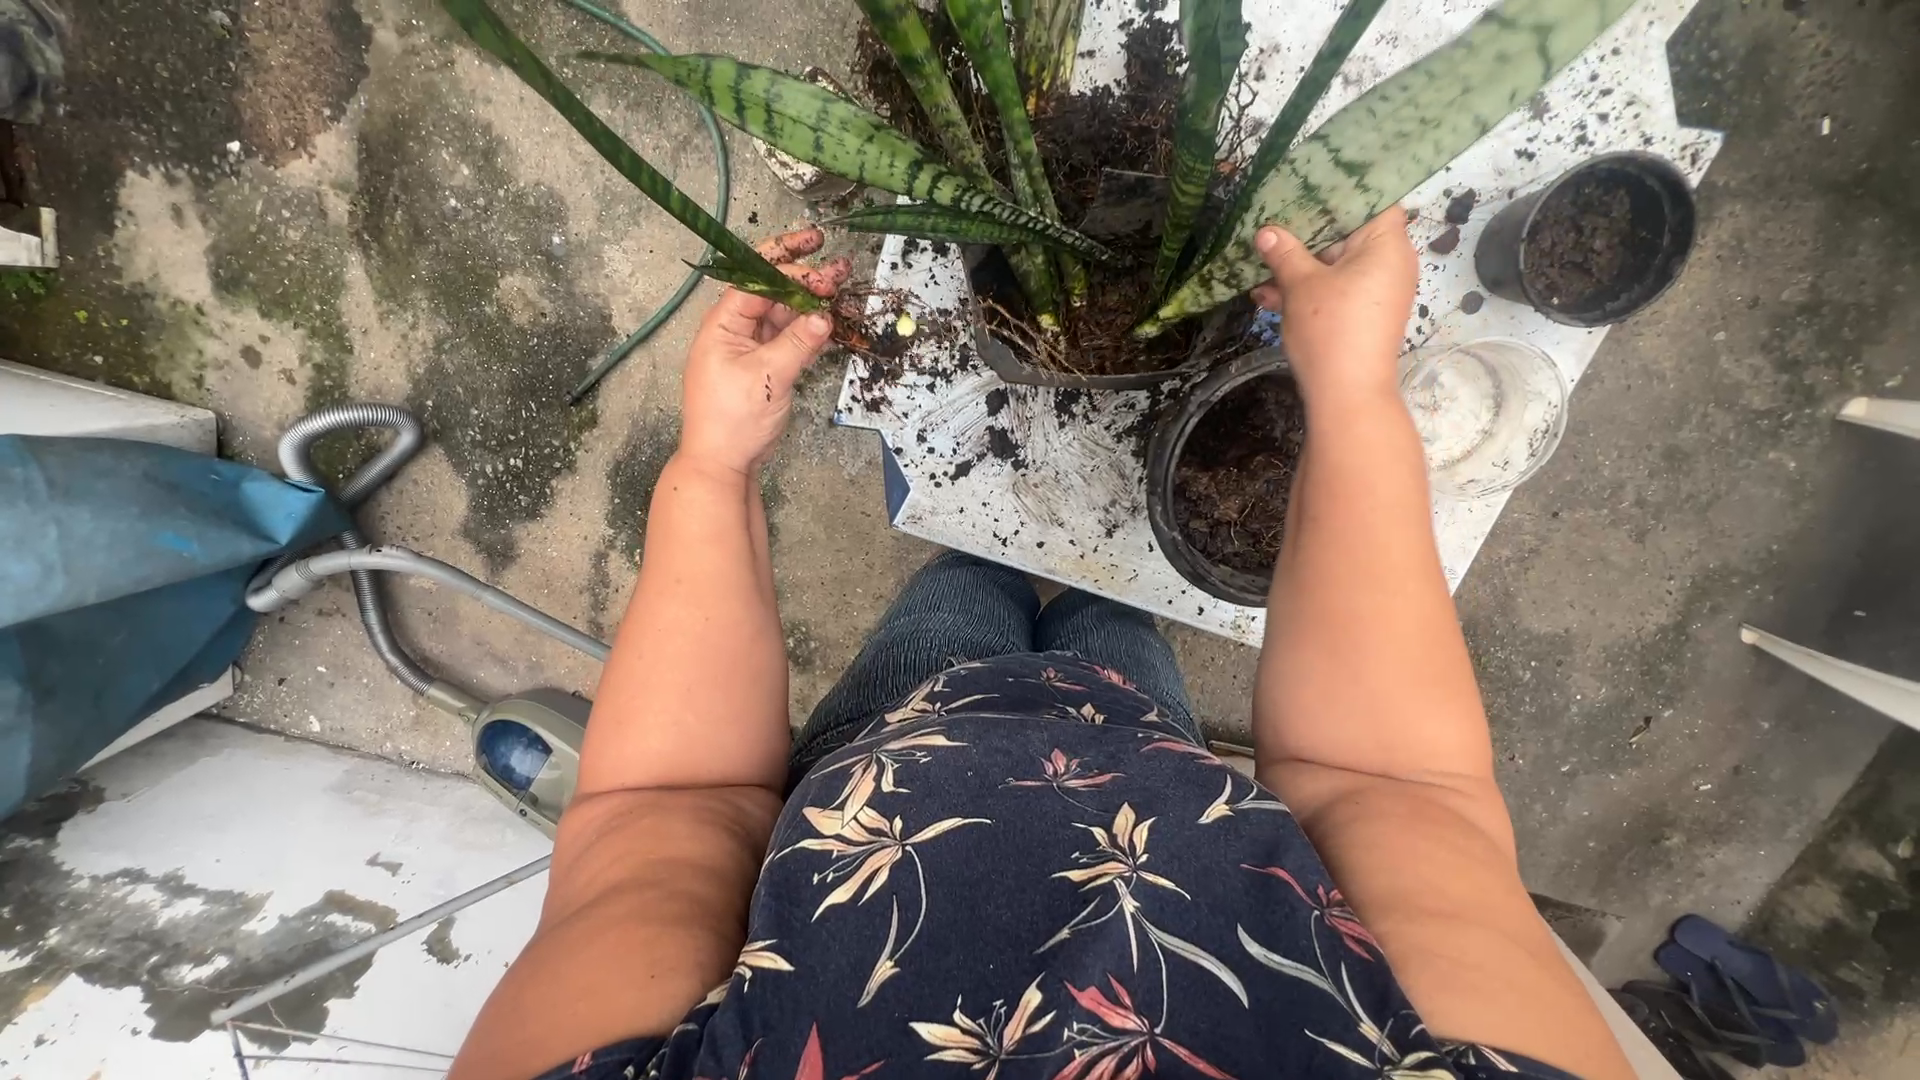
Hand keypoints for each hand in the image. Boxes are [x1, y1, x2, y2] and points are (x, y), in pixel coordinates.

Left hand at [678, 227, 851, 476]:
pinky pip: (790, 340)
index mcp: (724, 322)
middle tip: (840, 268)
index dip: (788, 260)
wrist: (722, 462)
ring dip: (813, 304)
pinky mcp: (765, 367)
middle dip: (806, 279)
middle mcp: (736, 329)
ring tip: (843, 290)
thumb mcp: (767, 377)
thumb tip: (823, 317)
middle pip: (774, 292)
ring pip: (785, 316)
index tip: (817, 246)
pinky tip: (833, 323)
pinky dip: (811, 332)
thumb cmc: (732, 420)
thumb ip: (797, 343)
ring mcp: (751, 348)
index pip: (757, 278)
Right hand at [1249, 207, 1416, 408]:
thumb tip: (1266, 231)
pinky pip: (1335, 292)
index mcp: (1387, 245)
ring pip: (1335, 268)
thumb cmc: (1331, 329)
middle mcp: (1390, 264)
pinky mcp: (1362, 315)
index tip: (1306, 192)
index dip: (1340, 196)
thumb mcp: (1301, 286)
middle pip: (1348, 236)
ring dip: (1299, 270)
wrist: (1347, 392)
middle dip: (1307, 238)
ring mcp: (1377, 292)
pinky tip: (1269, 298)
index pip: (1372, 203)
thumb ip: (1284, 254)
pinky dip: (1308, 292)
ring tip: (1261, 272)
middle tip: (1273, 230)